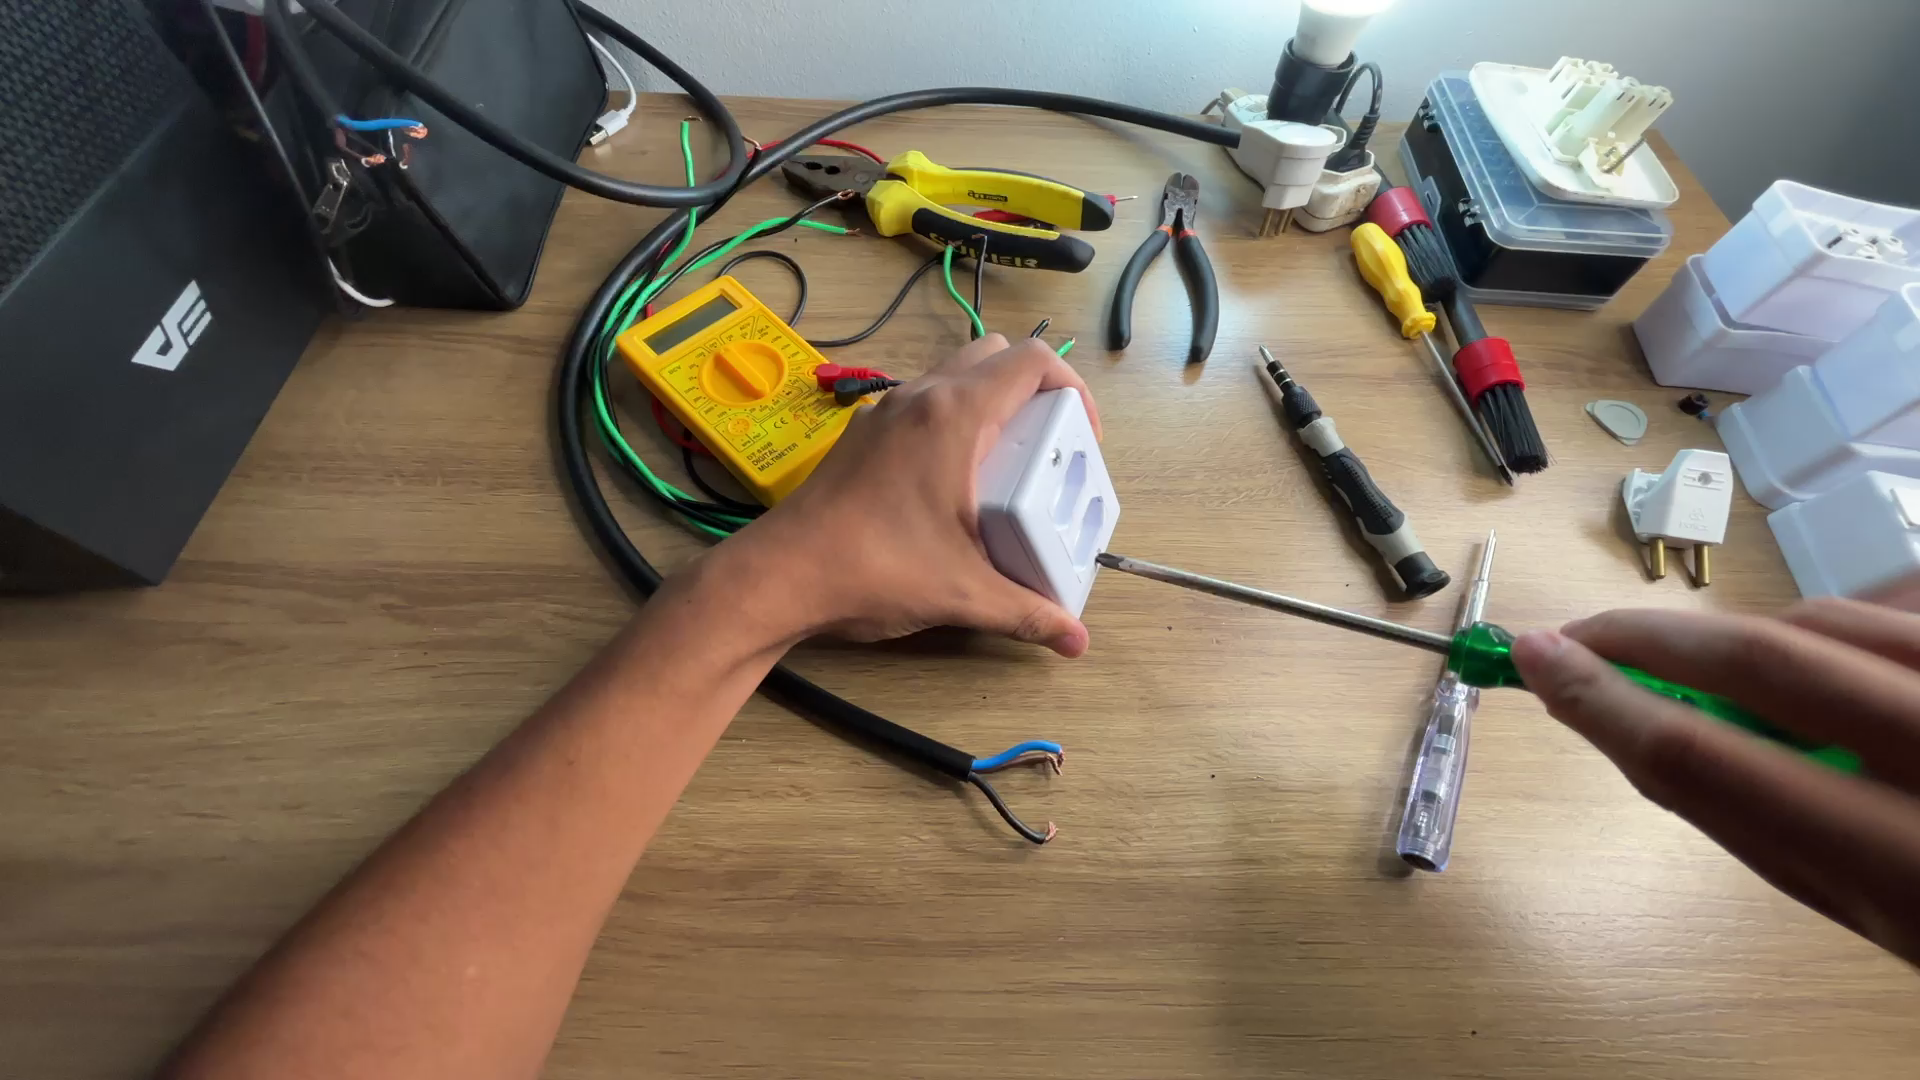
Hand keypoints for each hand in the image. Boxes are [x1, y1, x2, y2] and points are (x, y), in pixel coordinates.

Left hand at [713, 333, 1099, 656]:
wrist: (779, 577)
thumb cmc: (875, 569)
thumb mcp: (963, 592)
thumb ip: (1027, 613)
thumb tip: (1076, 640)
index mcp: (953, 416)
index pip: (1033, 360)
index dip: (1073, 388)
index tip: (1083, 438)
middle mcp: (919, 398)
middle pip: (995, 357)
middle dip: (1034, 392)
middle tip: (1045, 449)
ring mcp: (884, 412)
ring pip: (954, 377)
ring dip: (991, 405)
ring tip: (1003, 467)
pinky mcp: (862, 435)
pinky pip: (923, 405)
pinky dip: (953, 423)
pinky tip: (950, 484)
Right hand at [1509, 598, 1919, 964]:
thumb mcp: (1824, 884)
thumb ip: (1710, 794)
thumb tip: (1590, 701)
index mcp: (1904, 868)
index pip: (1701, 757)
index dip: (1598, 695)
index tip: (1532, 655)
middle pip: (1761, 660)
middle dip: (1643, 636)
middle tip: (1580, 635)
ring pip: (1826, 621)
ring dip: (1741, 636)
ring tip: (1720, 668)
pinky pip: (1892, 609)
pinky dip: (1831, 625)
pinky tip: (1829, 664)